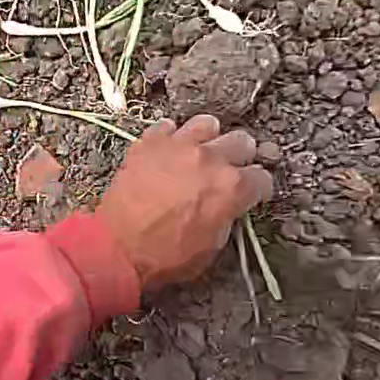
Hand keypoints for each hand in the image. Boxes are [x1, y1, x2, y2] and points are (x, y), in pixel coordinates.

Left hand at [92, 116, 271, 291]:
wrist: (117, 247)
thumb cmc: (165, 254)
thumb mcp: (213, 245)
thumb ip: (226, 214)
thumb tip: (226, 204)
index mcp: (233, 187)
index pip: (262, 177)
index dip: (255, 189)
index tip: (246, 194)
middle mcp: (210, 159)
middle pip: (241, 142)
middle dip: (237, 157)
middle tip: (223, 170)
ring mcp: (177, 147)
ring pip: (206, 124)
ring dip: (205, 138)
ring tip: (195, 153)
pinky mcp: (147, 144)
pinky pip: (165, 126)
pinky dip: (168, 137)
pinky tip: (165, 151)